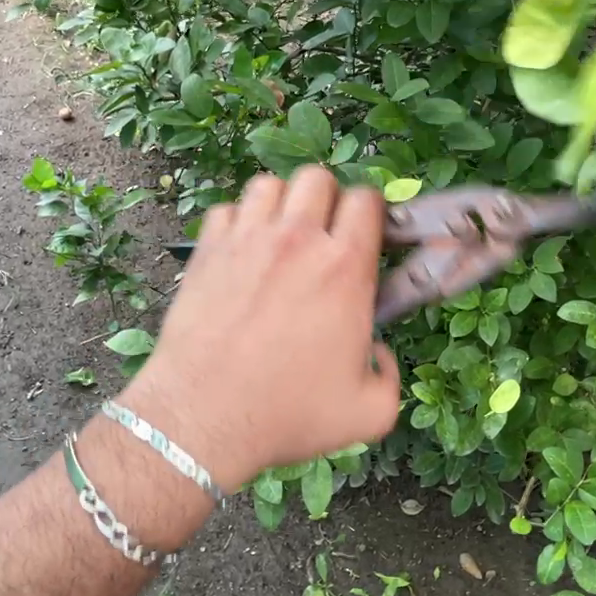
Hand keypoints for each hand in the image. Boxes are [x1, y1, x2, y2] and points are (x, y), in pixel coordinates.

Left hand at [116, 167, 400, 492]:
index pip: (366, 200)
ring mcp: (248, 238)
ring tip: (280, 235)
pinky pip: (228, 209)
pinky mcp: (208, 249)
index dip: (370, 210)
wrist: (203, 417)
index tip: (365, 233)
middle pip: (318, 178)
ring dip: (281, 204)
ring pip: (270, 184)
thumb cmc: (289, 413)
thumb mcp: (368, 412)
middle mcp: (298, 239)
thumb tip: (380, 352)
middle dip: (327, 199)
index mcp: (345, 267)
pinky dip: (238, 222)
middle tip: (323, 234)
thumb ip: (391, 376)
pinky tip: (241, 251)